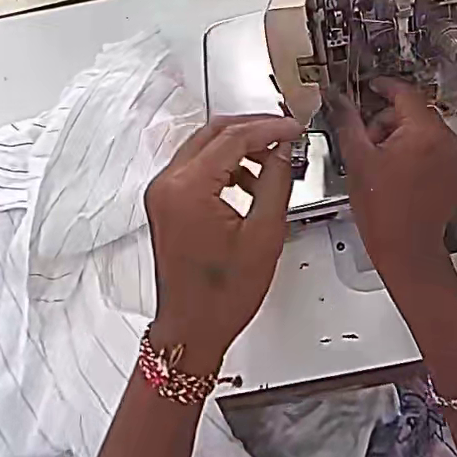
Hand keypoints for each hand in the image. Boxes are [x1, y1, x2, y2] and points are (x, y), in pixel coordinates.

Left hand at [144, 115, 301, 371]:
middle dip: (254, 128)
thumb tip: (283, 151)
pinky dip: (226, 164)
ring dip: (240, 146)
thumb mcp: (265, 234)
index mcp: (188, 189)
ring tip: (273, 158)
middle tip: (285, 133)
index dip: (270, 128)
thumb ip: (276, 182)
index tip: (293, 129)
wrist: (192, 329)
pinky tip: (251, 181)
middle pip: (214, 132)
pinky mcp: (166, 202)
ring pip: (205, 145)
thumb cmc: (221, 295)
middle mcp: (168, 185)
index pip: (233, 137)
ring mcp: (162, 193)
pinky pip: (197, 166)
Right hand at [331, 77, 456, 274]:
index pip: (405, 93)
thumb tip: (339, 100)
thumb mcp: (358, 160)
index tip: (373, 87)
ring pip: (425, 129)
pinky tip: (398, 170)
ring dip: (403, 135)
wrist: (406, 248)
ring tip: (382, 162)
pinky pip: (436, 147)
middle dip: (388, 121)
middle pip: (414, 112)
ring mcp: (455, 156)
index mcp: (425, 133)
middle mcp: (447, 141)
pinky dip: (418, 150)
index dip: (384, 87)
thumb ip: (348, 122)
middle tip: (368, 140)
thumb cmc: (385, 213)